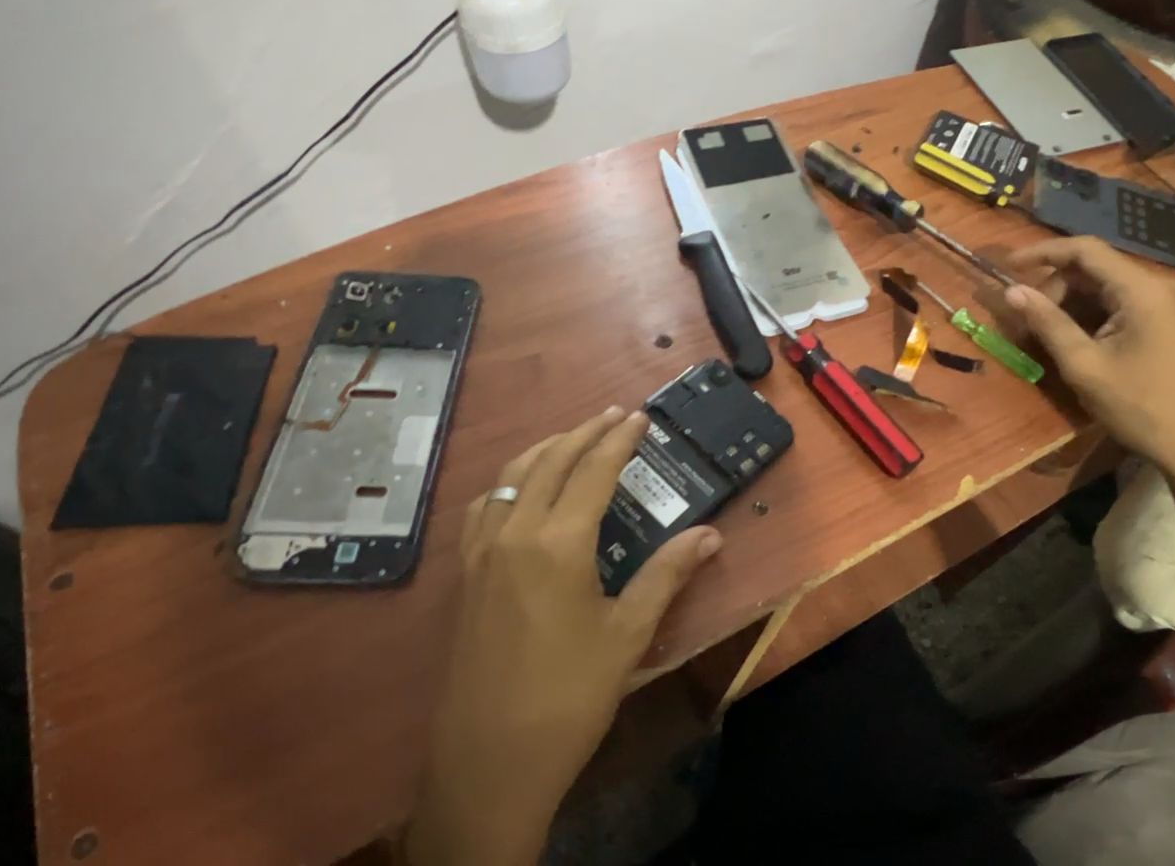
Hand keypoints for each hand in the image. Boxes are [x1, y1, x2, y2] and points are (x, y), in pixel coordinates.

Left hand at [404, 407, 723, 865]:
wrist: (491, 758)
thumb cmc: (570, 695)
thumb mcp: (628, 634)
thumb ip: (666, 575)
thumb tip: (709, 535)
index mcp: (559, 542)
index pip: (593, 471)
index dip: (619, 441)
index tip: (638, 418)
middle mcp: (515, 533)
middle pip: (549, 462)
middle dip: (583, 433)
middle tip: (612, 416)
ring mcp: (482, 552)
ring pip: (511, 478)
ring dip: (544, 450)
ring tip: (572, 440)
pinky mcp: (465, 575)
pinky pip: (485, 508)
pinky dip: (509, 484)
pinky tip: (521, 494)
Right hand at [1004, 237, 1174, 482]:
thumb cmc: (1139, 406)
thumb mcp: (1084, 366)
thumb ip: (1047, 323)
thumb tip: (1012, 292)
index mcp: (1141, 290)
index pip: (1085, 250)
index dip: (1042, 253)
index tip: (1008, 267)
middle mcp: (1157, 286)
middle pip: (1094, 268)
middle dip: (1055, 287)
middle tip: (1028, 320)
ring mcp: (1165, 304)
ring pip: (1104, 288)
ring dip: (1070, 304)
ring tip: (1044, 334)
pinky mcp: (1165, 323)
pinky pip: (1119, 305)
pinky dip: (1090, 316)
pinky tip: (1073, 342)